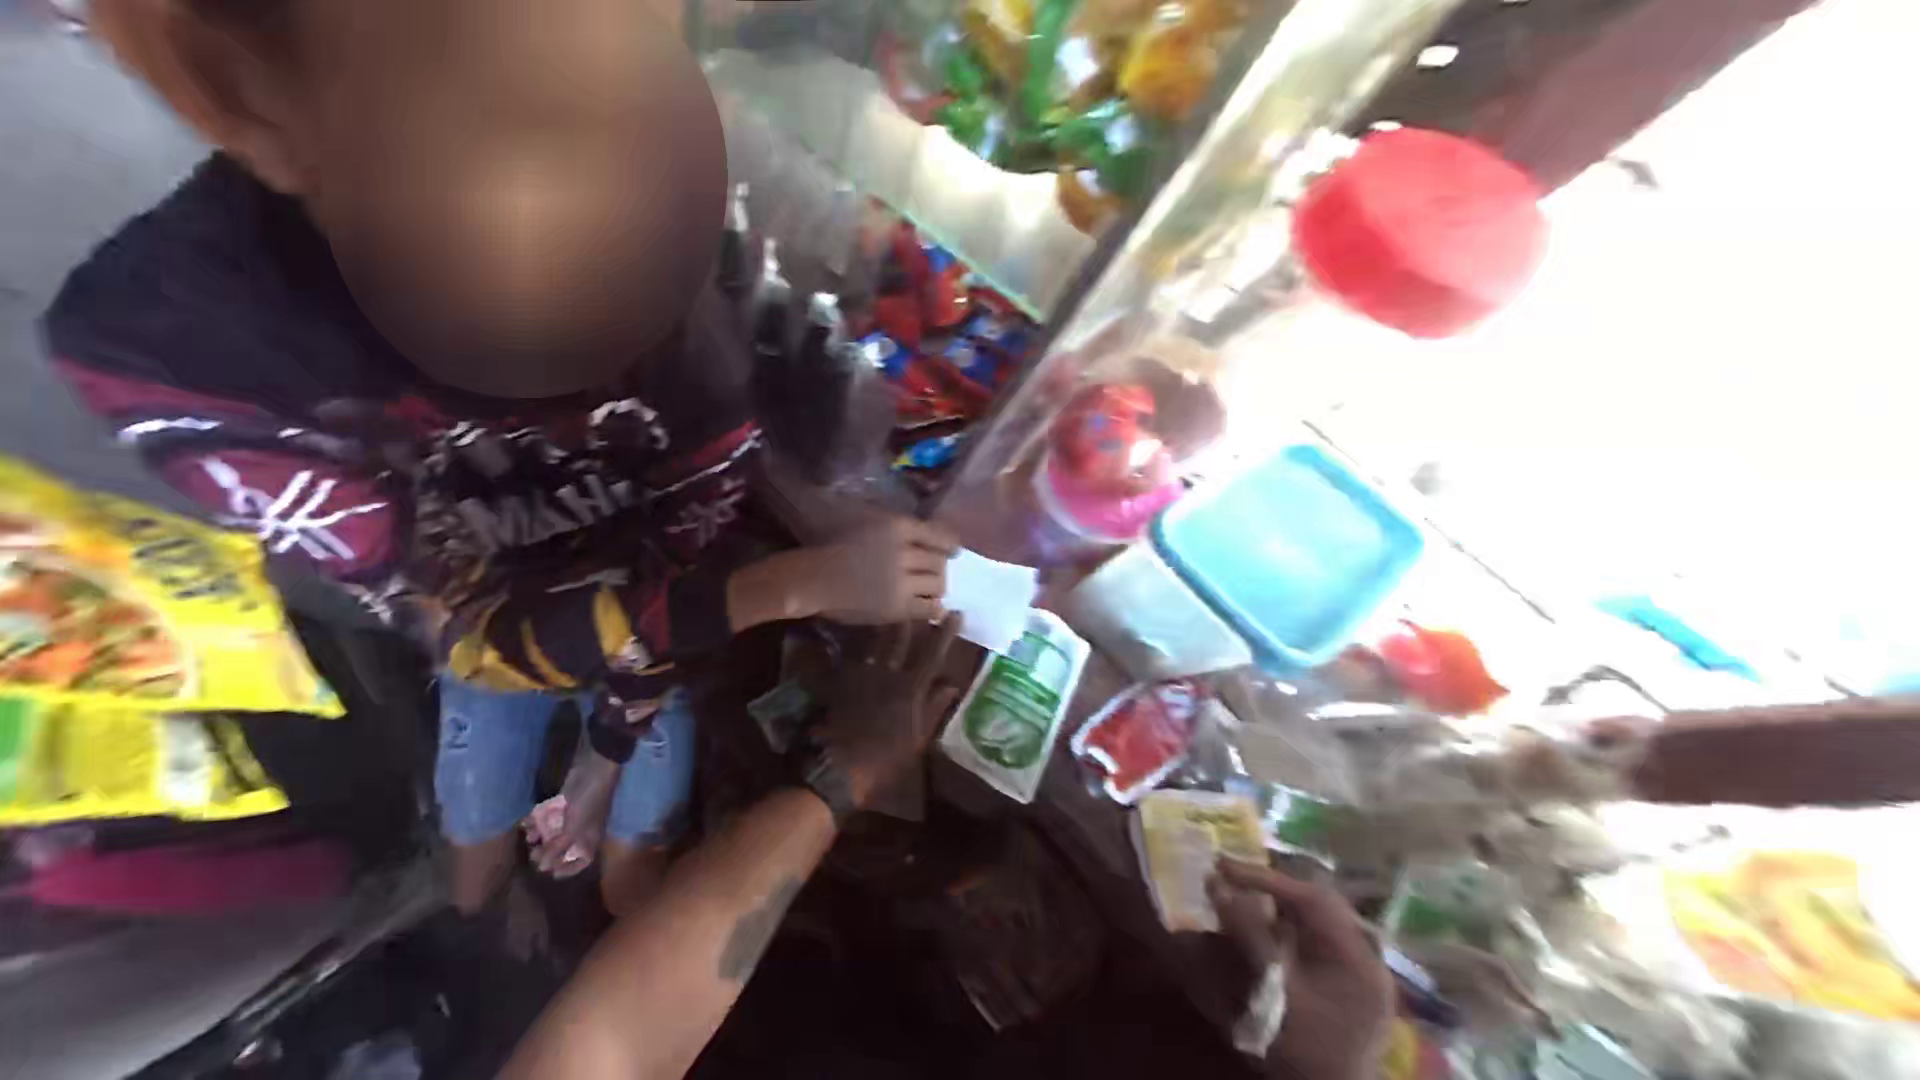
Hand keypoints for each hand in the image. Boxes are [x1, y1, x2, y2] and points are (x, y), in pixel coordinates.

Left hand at [523, 748, 621, 879]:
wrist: (594, 771)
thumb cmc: (588, 803)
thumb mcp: (573, 829)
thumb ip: (557, 849)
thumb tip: (542, 868)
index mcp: (590, 838)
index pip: (582, 860)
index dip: (569, 869)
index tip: (550, 872)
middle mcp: (581, 830)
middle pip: (563, 849)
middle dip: (546, 853)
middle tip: (534, 853)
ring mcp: (571, 816)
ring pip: (552, 833)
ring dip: (538, 836)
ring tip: (529, 835)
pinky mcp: (562, 804)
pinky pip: (546, 817)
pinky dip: (536, 820)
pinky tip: (526, 821)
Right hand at [799, 517, 958, 624]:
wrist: (814, 577)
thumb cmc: (835, 546)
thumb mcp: (870, 523)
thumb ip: (899, 529)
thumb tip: (930, 536)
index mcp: (898, 527)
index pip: (938, 535)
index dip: (949, 544)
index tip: (953, 550)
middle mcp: (904, 552)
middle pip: (939, 561)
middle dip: (939, 567)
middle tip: (935, 573)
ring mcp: (902, 581)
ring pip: (938, 584)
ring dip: (937, 587)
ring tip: (930, 590)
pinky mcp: (897, 606)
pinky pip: (929, 608)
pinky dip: (935, 608)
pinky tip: (932, 608)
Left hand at [820, 615, 962, 806]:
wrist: (842, 766)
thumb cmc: (887, 757)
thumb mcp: (918, 737)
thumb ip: (934, 708)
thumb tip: (952, 684)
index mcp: (911, 688)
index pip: (933, 654)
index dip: (945, 633)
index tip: (955, 613)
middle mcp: (888, 675)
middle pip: (901, 639)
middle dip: (912, 619)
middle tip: (918, 602)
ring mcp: (863, 676)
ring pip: (876, 642)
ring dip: (886, 626)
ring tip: (891, 610)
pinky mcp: (842, 681)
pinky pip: (851, 655)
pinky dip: (857, 644)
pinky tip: (858, 636)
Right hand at [1209, 859, 1393, 1079]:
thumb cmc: (1306, 1052)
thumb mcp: (1274, 991)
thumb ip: (1249, 934)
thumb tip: (1216, 882)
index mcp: (1358, 958)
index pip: (1311, 897)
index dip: (1265, 877)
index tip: (1223, 866)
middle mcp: (1366, 957)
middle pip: (1317, 902)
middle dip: (1272, 886)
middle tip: (1230, 876)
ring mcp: (1358, 972)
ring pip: (1315, 917)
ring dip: (1277, 903)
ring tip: (1240, 894)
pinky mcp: (1346, 984)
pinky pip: (1314, 938)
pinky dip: (1285, 925)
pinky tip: (1261, 926)